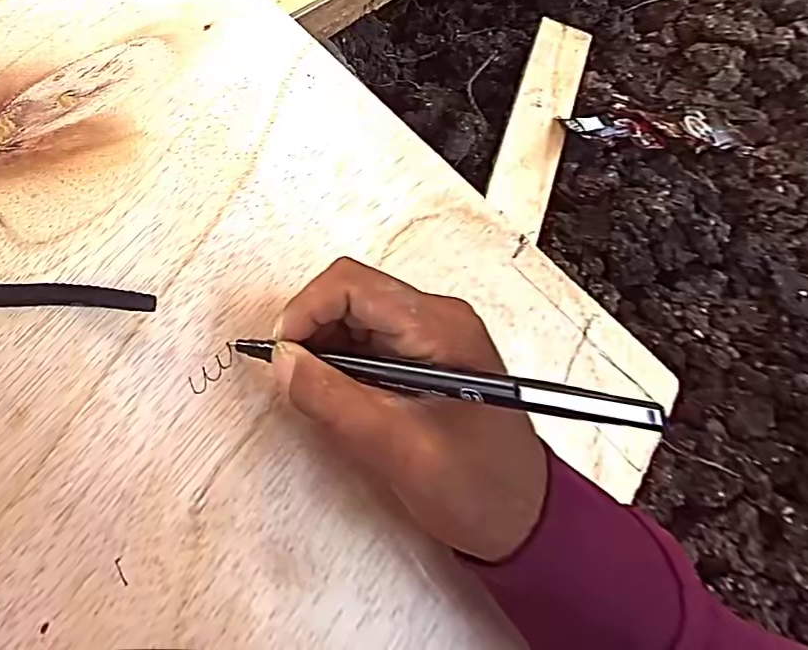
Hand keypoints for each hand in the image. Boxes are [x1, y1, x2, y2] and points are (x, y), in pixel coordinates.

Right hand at [270, 258, 547, 561]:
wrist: (526, 522)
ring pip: (345, 310)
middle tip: (292, 371)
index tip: (282, 349)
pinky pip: (356, 332)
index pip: (350, 285)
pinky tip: (338, 391)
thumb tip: (281, 360)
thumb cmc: (482, 489)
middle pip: (345, 292)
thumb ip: (332, 400)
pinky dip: (333, 356)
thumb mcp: (397, 448)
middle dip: (309, 328)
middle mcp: (434, 317)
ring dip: (319, 343)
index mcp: (440, 328)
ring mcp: (424, 330)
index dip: (305, 309)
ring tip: (320, 390)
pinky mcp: (413, 347)